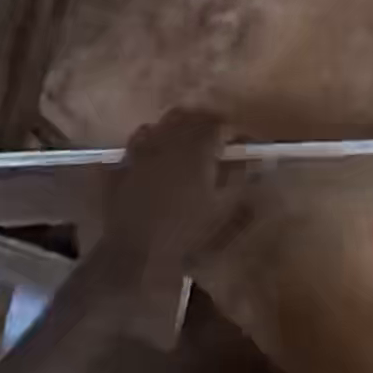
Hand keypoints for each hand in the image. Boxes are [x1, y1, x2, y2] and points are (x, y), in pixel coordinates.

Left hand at [106, 109, 232, 264]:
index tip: (242, 144)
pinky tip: (155, 152)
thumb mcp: (220, 211)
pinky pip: (139, 139)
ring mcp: (144, 151)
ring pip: (165, 122)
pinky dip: (151, 140)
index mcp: (198, 150)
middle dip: (208, 125)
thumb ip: (237, 183)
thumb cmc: (183, 234)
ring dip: (179, 127)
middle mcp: (171, 142)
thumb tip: (249, 167)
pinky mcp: (123, 164)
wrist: (134, 255)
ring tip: (187, 141)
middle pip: (192, 117)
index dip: (234, 133)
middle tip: (218, 140)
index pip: (221, 127)